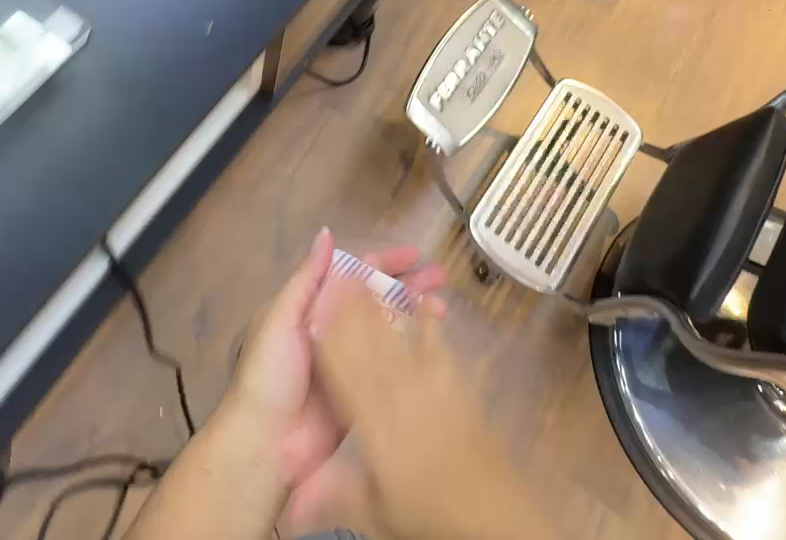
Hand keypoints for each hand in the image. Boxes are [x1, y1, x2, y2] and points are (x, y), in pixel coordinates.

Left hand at [218, 228, 448, 533]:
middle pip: (377, 299)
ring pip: (389, 327)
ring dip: (415, 312)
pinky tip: (434, 341)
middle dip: (407, 284)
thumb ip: (307, 279)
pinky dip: (413, 348)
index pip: (353, 276)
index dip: (383, 262)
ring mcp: (353, 362)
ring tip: (444, 304)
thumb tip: (327, 233)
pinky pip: (392, 362)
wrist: (267, 444)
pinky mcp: (366, 392)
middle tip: (441, 276)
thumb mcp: (281, 319)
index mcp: (313, 309)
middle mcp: (335, 330)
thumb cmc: (269, 375)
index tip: (415, 255)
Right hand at [310, 284, 557, 539]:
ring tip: (378, 273)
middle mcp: (402, 401)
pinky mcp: (461, 394)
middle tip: (341, 271)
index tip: (314, 306)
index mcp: (375, 426)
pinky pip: (442, 351)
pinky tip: (431, 301)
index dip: (328, 336)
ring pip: (405, 340)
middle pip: (372, 346)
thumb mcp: (376, 512)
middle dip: (355, 307)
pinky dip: (434, 324)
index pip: (344, 372)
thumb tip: (288, 512)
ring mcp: (435, 393)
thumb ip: (333, 496)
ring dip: (389, 305)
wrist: (497, 525)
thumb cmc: (430, 517)